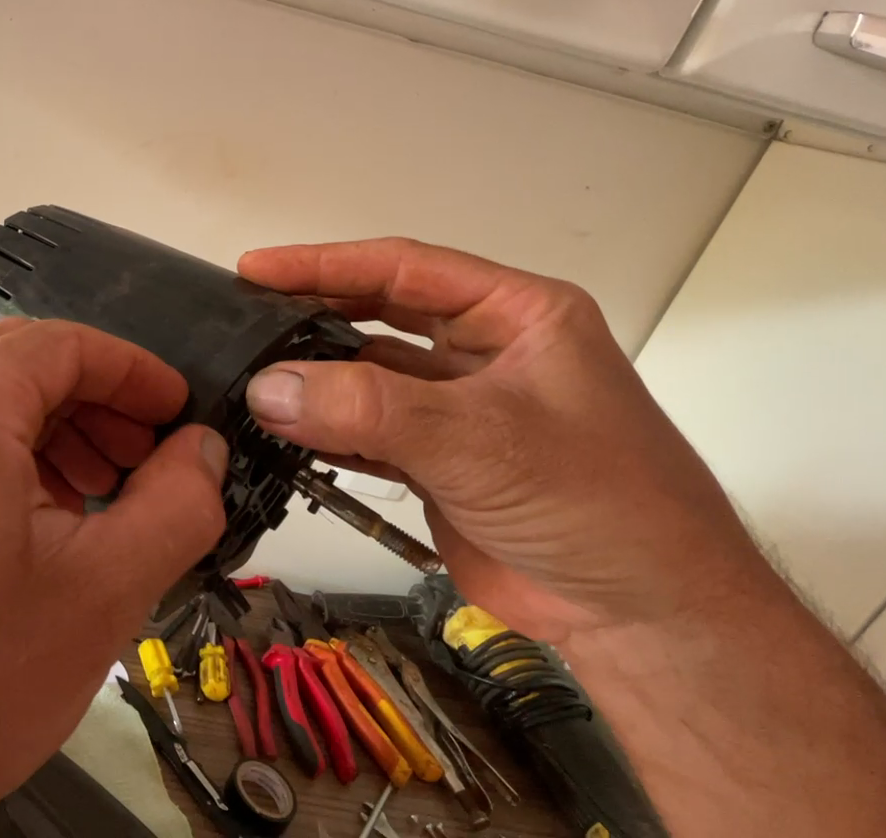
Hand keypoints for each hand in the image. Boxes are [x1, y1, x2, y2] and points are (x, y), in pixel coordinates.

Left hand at [0, 319, 226, 836]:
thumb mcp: (103, 590)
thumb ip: (177, 503)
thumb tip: (203, 451)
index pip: (60, 344)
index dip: (133, 370)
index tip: (179, 410)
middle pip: (18, 362)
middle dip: (97, 399)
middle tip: (150, 456)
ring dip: (55, 428)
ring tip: (105, 492)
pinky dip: (9, 456)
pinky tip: (46, 517)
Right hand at [238, 239, 776, 644]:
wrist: (646, 620)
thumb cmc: (591, 502)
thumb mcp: (478, 439)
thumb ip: (365, 407)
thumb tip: (262, 386)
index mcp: (515, 314)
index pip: (403, 268)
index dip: (323, 263)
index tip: (252, 268)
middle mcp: (483, 351)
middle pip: (377, 317)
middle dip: (310, 316)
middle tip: (239, 319)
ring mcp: (456, 408)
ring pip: (365, 377)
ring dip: (311, 380)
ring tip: (245, 377)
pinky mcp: (436, 460)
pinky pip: (363, 431)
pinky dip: (321, 431)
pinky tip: (278, 431)